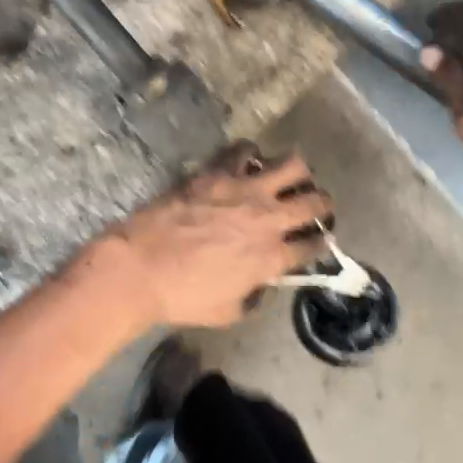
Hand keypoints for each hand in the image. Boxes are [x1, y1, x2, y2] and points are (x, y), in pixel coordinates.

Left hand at [88, 141, 333, 329]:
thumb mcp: (228, 311)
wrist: (140, 268)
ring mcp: (244, 189)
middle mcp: (268, 219)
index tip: (318, 240)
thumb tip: (261, 281)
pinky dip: (251, 155)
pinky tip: (247, 162)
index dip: (321, 242)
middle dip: (322, 204)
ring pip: (293, 164)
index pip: (315, 244)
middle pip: (316, 201)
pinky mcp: (217, 172)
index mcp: (272, 257)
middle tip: (314, 206)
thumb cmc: (182, 297)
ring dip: (297, 171)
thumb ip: (254, 294)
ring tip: (289, 175)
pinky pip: (245, 151)